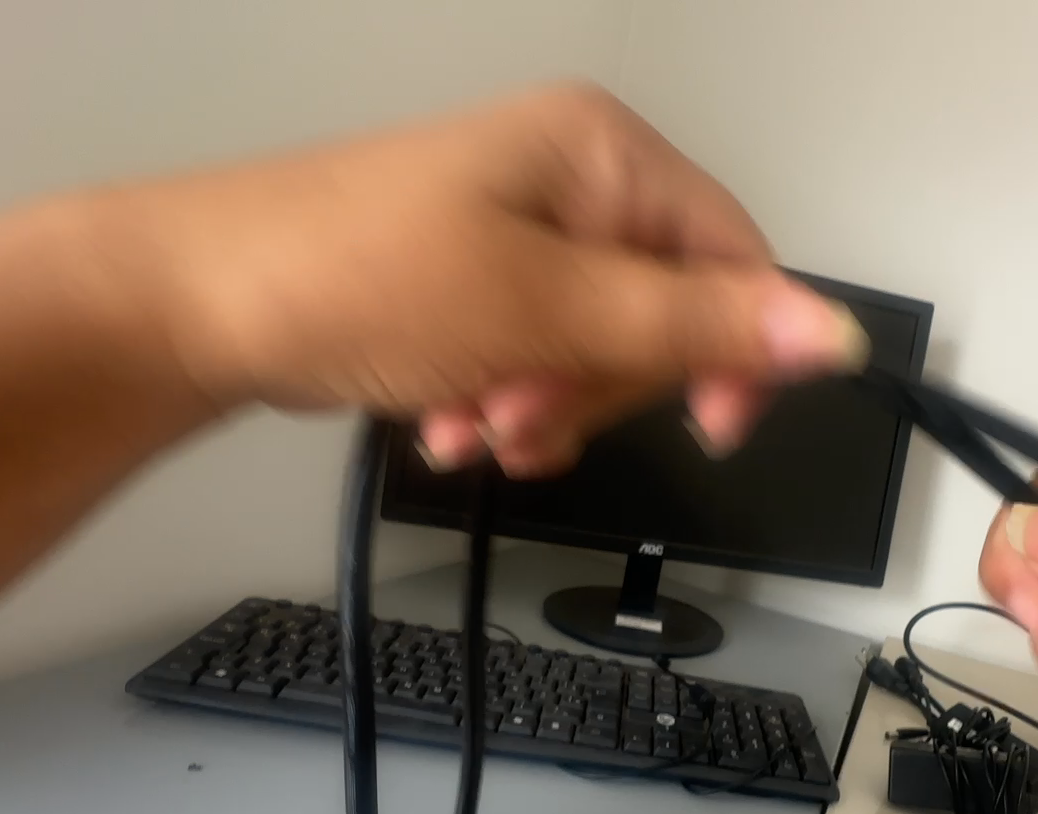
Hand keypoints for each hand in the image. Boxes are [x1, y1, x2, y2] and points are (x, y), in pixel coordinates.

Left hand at [104, 81, 865, 475]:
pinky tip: (452, 422)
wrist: (203, 308)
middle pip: (661, 324)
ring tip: (473, 423)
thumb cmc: (369, 283)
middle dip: (599, 390)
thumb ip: (697, 327)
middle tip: (524, 413)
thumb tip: (834, 333)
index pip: (733, 263)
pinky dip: (510, 408)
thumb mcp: (551, 312)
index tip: (714, 429)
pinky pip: (546, 368)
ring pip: (601, 360)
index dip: (739, 352)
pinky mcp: (491, 295)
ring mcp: (531, 247)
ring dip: (547, 410)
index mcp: (606, 161)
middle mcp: (577, 193)